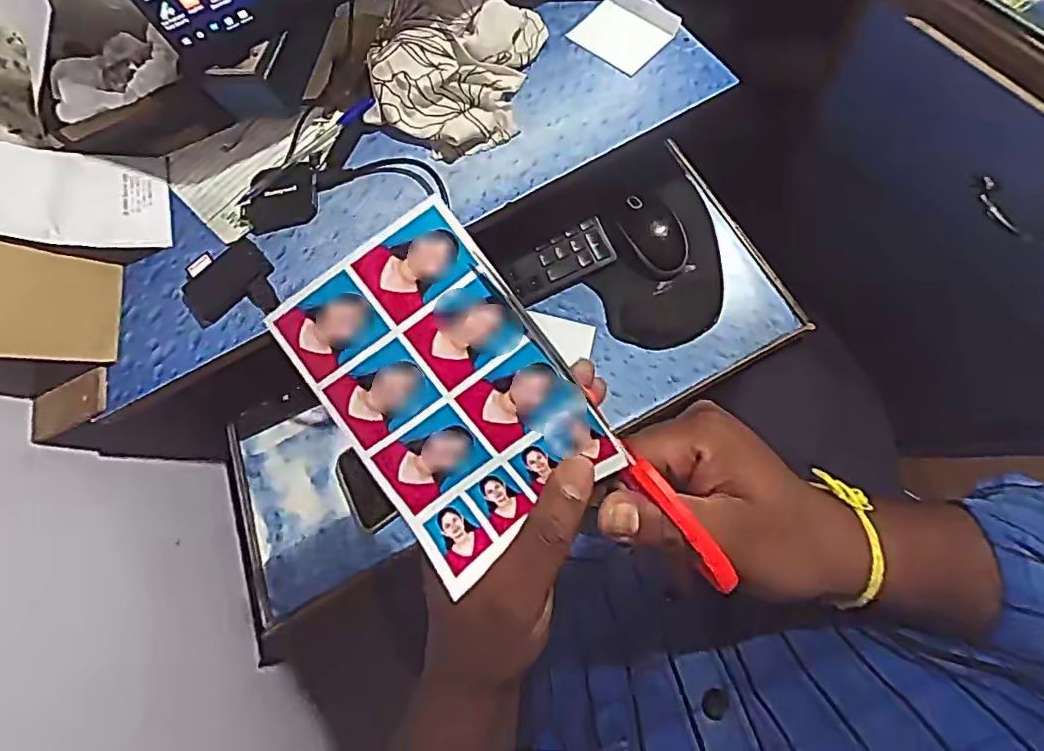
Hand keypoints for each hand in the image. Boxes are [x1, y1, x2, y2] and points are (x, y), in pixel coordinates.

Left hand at [419, 359, 606, 687]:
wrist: (485, 674)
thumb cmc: (486, 632)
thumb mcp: (517, 583)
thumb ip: (547, 528)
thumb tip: (579, 462)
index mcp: (452, 495)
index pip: (474, 434)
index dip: (502, 399)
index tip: (531, 369)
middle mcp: (472, 489)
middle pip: (506, 436)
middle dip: (540, 402)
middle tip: (573, 372)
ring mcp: (499, 502)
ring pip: (530, 454)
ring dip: (558, 423)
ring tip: (588, 390)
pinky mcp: (522, 517)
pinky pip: (547, 482)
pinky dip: (568, 460)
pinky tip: (590, 439)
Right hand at [596, 401, 870, 605]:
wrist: (839, 553)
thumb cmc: (789, 545)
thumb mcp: (724, 539)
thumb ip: (662, 521)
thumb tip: (604, 511)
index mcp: (696, 429)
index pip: (627, 455)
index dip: (619, 496)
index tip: (629, 536)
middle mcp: (690, 421)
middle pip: (634, 466)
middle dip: (644, 512)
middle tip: (675, 550)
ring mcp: (696, 438)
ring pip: (646, 478)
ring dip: (657, 519)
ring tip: (689, 549)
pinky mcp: (701, 457)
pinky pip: (663, 482)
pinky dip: (670, 515)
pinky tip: (692, 537)